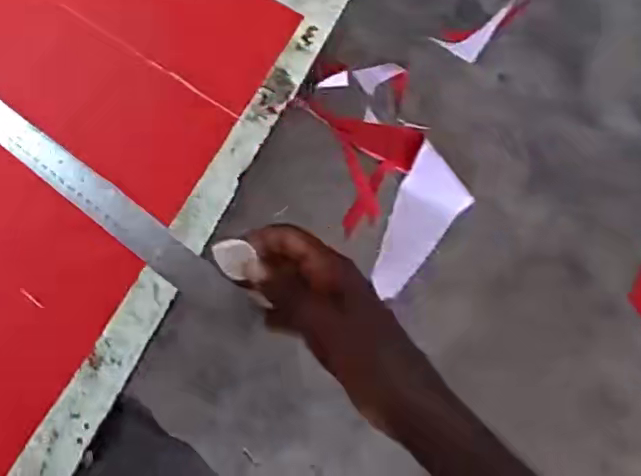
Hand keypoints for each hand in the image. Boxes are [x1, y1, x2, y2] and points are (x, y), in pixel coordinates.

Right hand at [233, 224, 454, 436]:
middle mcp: (332, 278)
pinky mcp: (336, 326)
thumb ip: (281, 289)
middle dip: (260, 260)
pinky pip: (302, 306)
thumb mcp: (317, 319)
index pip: (290, 236)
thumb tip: (248, 261)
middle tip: (230, 273)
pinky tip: (265, 321)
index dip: (260, 238)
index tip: (232, 252)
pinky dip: (281, 308)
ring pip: (294, 282)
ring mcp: (335, 302)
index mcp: (332, 268)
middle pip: (290, 256)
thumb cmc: (363, 354)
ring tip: (241, 294)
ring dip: (268, 284)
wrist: (410, 405)